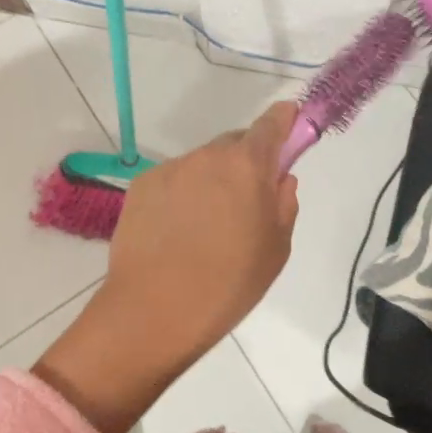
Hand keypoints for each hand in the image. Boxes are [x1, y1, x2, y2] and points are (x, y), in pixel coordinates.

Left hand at [34, 102, 300, 432]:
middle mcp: (208, 156)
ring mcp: (171, 169)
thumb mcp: (276, 248)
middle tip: (247, 202)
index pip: (272, 123)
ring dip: (212, 181)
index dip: (285, 121)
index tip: (290, 125)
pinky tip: (178, 233)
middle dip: (246, 162)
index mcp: (248, 165)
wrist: (152, 312)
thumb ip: (284, 204)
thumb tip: (279, 180)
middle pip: (235, 144)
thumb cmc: (228, 283)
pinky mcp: (141, 186)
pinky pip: (174, 180)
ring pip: (203, 164)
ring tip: (207, 228)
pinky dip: (182, 196)